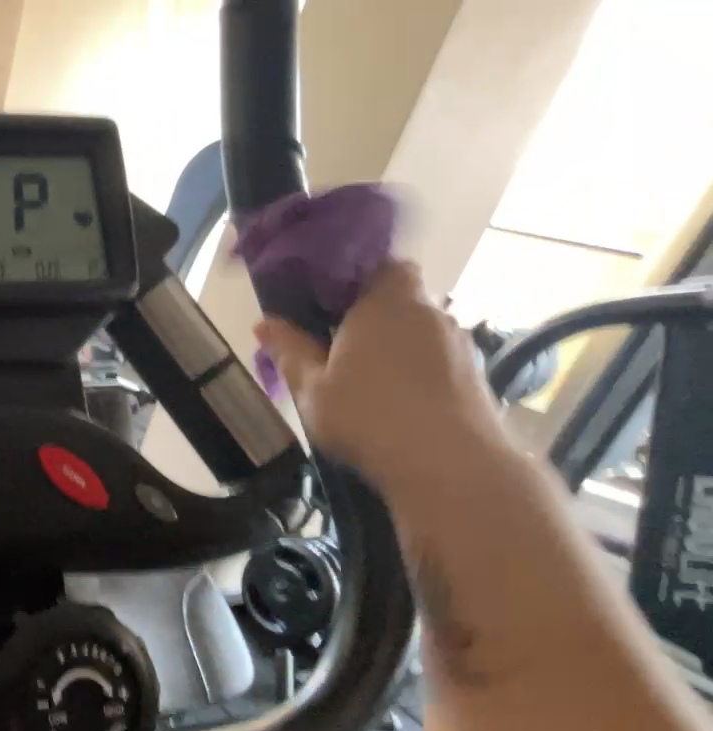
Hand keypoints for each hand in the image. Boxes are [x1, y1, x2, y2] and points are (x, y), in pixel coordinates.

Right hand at [255, 261, 505, 499]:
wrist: (447, 460)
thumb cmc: (366, 415)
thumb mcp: (310, 387)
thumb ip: (289, 351)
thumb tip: (264, 323)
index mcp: (385, 303)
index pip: (380, 265)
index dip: (354, 278)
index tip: (324, 302)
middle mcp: (428, 310)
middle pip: (398, 297)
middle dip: (368, 315)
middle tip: (332, 346)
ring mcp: (456, 340)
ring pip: (415, 329)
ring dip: (390, 345)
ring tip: (359, 380)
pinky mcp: (471, 370)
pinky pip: (432, 356)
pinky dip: (412, 368)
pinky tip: (391, 400)